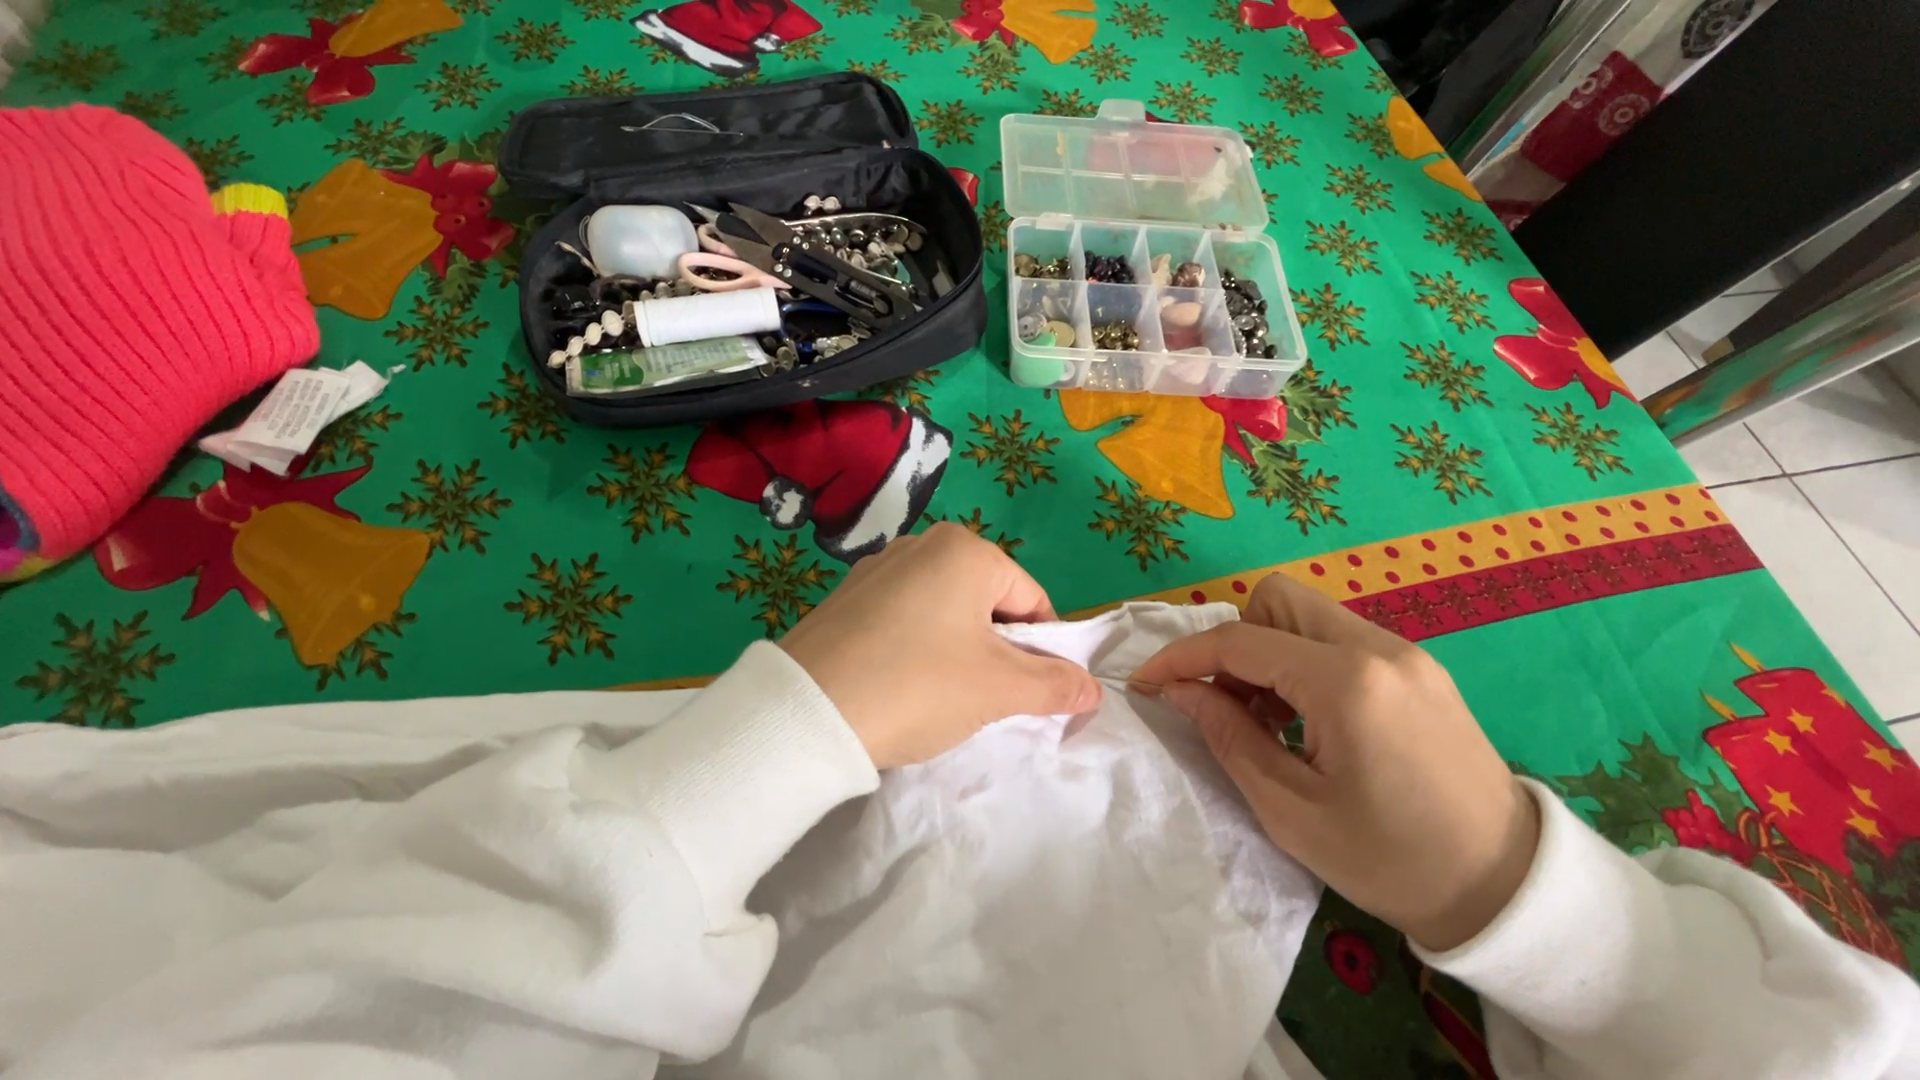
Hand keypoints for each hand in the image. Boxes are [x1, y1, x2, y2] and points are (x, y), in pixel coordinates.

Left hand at [779, 524, 1100, 769]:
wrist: (806, 714)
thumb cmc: (917, 686)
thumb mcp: (998, 689)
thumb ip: (1054, 684)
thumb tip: (1093, 688)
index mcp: (965, 551)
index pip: (1032, 600)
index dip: (1043, 650)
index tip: (1032, 693)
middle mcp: (919, 546)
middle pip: (988, 603)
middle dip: (998, 651)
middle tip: (985, 698)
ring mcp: (875, 570)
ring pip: (945, 613)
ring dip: (958, 652)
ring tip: (941, 697)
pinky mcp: (844, 600)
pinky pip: (903, 621)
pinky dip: (916, 650)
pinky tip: (901, 686)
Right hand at [1130, 574, 1538, 951]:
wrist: (1506, 888)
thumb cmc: (1390, 861)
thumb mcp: (1290, 810)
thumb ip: (1228, 735)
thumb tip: (1179, 689)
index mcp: (1347, 683)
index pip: (1241, 640)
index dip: (1182, 657)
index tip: (1145, 683)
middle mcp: (1379, 648)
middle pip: (1277, 599)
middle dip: (1233, 642)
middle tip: (1225, 703)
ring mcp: (1406, 653)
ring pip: (1308, 613)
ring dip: (1268, 650)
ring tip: (1264, 716)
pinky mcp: (1419, 668)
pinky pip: (1339, 638)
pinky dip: (1303, 661)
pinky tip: (1305, 717)